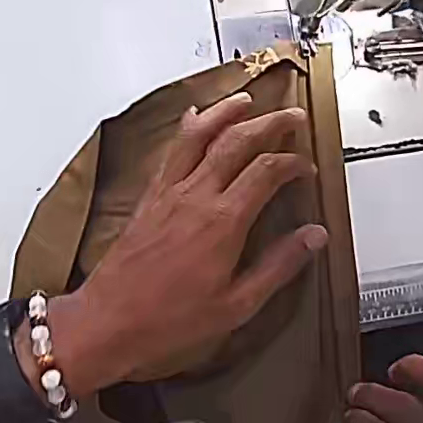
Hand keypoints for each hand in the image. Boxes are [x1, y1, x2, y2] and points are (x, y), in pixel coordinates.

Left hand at [46, 92, 327, 392]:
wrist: (109, 321)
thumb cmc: (168, 319)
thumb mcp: (237, 305)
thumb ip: (278, 266)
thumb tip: (312, 238)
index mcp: (222, 222)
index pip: (267, 172)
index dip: (292, 163)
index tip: (305, 168)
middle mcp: (195, 198)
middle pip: (237, 142)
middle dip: (270, 123)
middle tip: (291, 117)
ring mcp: (168, 194)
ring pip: (200, 136)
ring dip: (226, 114)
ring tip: (245, 101)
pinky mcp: (149, 199)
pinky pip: (171, 152)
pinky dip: (187, 130)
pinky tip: (192, 121)